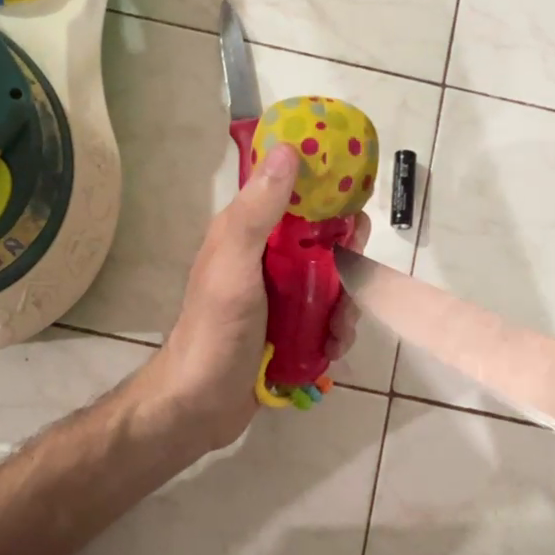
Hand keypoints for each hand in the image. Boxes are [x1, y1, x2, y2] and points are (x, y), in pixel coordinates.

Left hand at [133, 144, 366, 455]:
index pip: (294, 198)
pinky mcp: (289, 333)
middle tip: (356, 283)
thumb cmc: (214, 330)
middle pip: (323, 244)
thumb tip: (287, 149)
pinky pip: (326, 321)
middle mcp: (265, 261)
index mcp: (247, 235)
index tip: (356, 211)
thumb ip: (259, 211)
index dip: (328, 198)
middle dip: (348, 264)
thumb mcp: (234, 263)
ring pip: (332, 286)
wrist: (198, 405)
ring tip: (339, 332)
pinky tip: (332, 351)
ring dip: (346, 307)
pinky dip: (336, 333)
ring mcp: (278, 299)